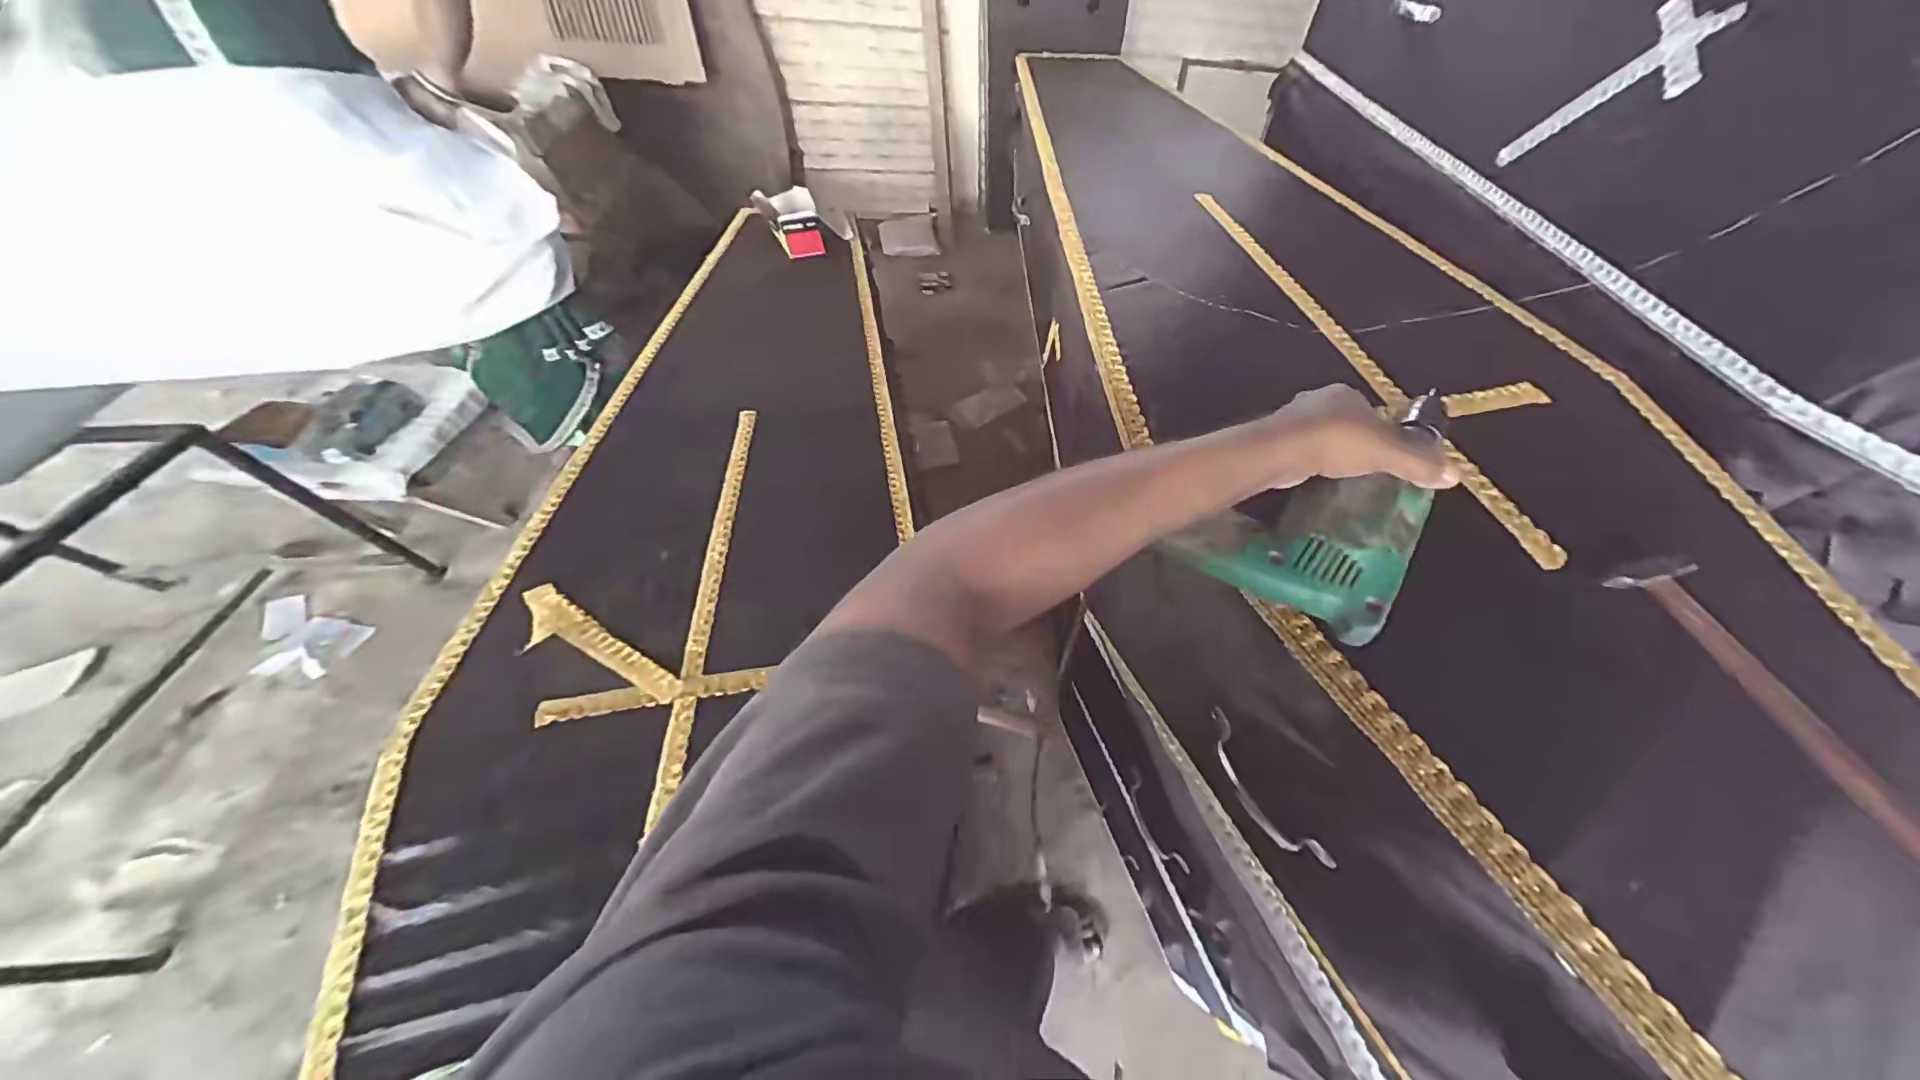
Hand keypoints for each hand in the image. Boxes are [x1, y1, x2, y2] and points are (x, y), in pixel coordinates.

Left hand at [1259, 384, 1458, 489]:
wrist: (1280, 450)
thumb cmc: (1336, 442)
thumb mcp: (1387, 452)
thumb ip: (1418, 462)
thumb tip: (1455, 475)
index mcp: (1345, 393)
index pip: (1373, 410)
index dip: (1384, 430)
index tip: (1388, 453)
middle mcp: (1316, 400)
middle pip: (1344, 422)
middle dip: (1354, 441)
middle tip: (1365, 467)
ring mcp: (1291, 419)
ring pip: (1319, 436)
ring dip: (1328, 452)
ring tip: (1340, 474)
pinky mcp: (1273, 439)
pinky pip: (1299, 450)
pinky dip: (1309, 461)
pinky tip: (1314, 476)